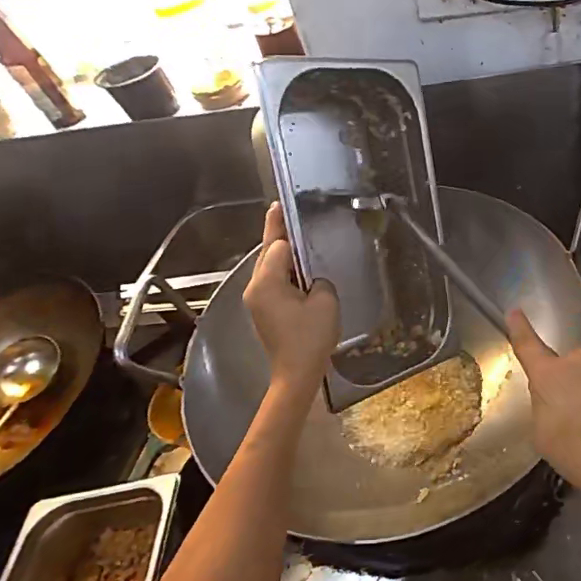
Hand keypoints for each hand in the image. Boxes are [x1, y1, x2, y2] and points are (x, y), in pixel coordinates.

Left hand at [243, 203, 338, 387]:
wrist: (296, 374)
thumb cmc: (310, 338)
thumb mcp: (325, 302)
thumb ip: (319, 280)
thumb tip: (312, 279)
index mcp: (267, 281)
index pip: (278, 245)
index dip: (287, 228)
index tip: (286, 205)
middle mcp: (255, 287)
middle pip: (267, 252)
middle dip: (277, 232)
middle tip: (285, 209)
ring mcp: (256, 300)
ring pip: (268, 267)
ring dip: (281, 253)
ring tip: (296, 234)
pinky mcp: (262, 311)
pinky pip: (271, 282)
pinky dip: (283, 271)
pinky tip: (297, 267)